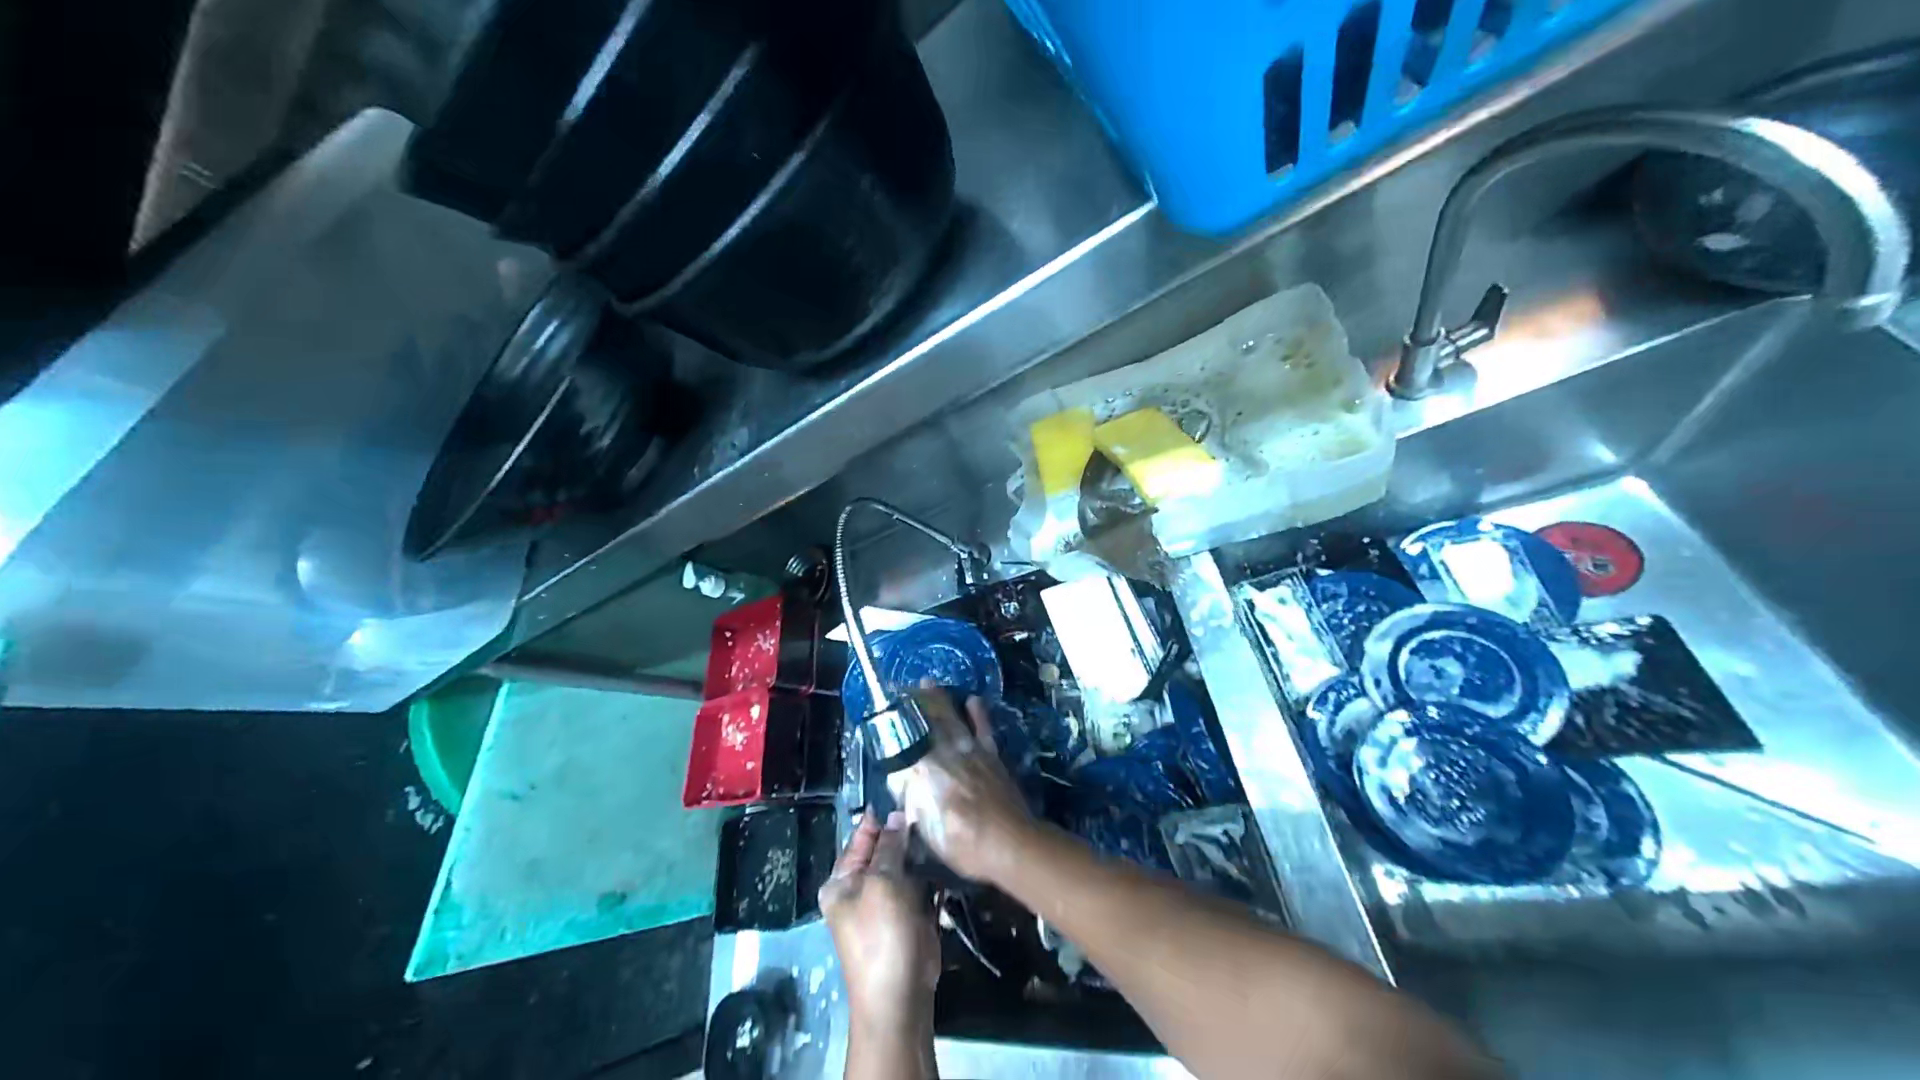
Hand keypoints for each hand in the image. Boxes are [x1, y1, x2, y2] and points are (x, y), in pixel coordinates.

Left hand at [819, 811, 939, 1028]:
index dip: (879, 817)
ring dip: (920, 851)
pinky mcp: (909, 916)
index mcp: (841, 882)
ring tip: (941, 823)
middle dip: (904, 833)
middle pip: (883, 851)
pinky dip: (931, 872)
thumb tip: (896, 816)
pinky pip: (919, 885)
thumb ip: (889, 847)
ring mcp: (886, 903)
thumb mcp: (881, 884)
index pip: (859, 839)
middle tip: (929, 805)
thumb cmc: (881, 935)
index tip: (903, 790)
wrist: (899, 996)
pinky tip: (946, 852)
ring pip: (904, 867)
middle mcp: (860, 889)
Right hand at [899, 686, 1037, 883]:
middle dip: (910, 704)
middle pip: (923, 722)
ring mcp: (970, 752)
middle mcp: (943, 755)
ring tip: (926, 682)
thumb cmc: (963, 845)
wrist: (1009, 844)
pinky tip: (973, 699)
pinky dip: (977, 712)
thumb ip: (911, 803)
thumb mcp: (925, 831)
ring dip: (937, 699)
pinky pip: (982, 727)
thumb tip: (900, 782)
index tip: (880, 715)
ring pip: (950, 718)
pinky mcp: (991, 755)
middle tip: (899, 688)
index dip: (889, 729)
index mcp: (922, 773)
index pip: (900, 745)